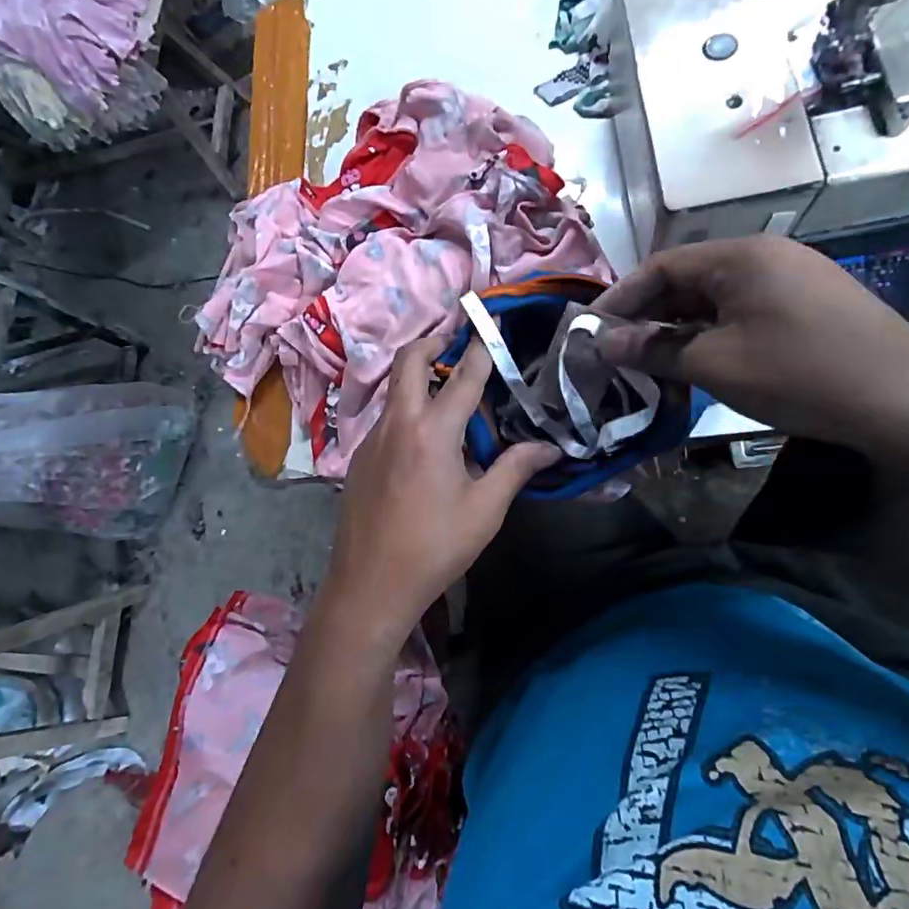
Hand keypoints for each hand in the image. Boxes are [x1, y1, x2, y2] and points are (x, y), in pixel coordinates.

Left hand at [323, 334, 559, 639]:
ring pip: (395, 390)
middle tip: (456, 342)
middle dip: (433, 341)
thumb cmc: (434, 547)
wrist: (369, 585)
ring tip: (449, 393)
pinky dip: (408, 410)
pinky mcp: (359, 458)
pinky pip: (387, 418)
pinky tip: (426, 442)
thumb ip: (515, 469)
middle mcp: (397, 423)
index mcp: (432, 431)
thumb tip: (549, 448)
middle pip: (409, 361)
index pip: (463, 377)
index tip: (491, 324)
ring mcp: (371, 439)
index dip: (481, 348)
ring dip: (419, 377)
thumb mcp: (484, 510)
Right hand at [593, 235, 908, 456]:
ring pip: (719, 299)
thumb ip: (656, 348)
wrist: (906, 403)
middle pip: (690, 279)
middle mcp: (768, 255)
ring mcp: (796, 278)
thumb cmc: (801, 375)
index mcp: (742, 256)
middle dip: (652, 316)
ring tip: (657, 365)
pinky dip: (717, 335)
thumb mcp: (717, 364)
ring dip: (683, 329)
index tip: (593, 330)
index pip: (662, 265)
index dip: (622, 297)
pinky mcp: (814, 306)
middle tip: (622, 354)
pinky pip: (748, 312)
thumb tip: (604, 341)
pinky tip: (707, 365)